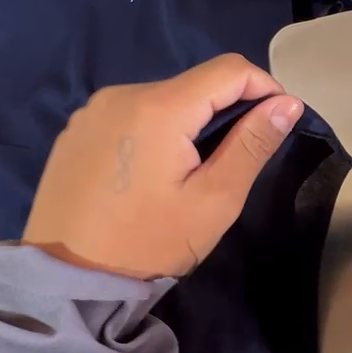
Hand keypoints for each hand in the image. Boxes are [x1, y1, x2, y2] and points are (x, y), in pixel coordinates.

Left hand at [22, 55, 304, 279]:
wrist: (63, 283)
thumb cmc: (149, 242)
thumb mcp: (216, 199)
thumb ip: (253, 144)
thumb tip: (288, 103)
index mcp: (159, 107)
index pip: (231, 69)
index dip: (265, 88)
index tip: (276, 124)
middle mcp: (122, 94)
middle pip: (197, 83)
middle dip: (229, 111)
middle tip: (235, 161)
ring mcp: (93, 111)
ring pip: (167, 98)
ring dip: (193, 122)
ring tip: (193, 171)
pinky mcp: (77, 131)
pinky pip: (134, 114)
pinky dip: (159, 131)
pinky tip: (153, 173)